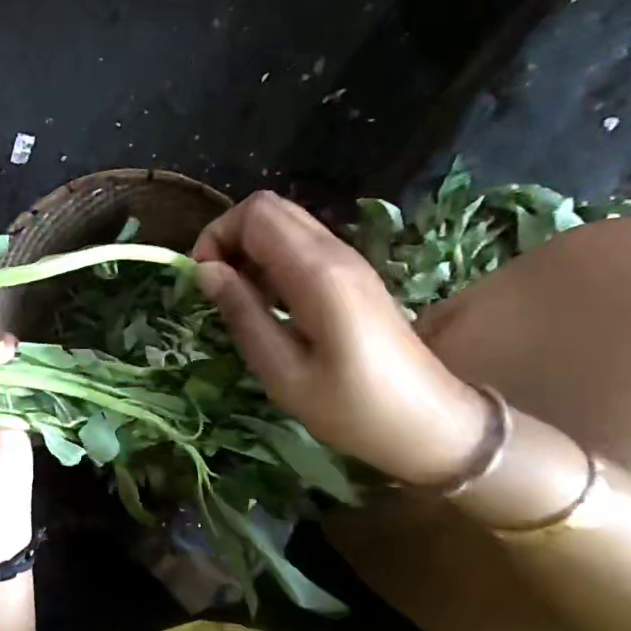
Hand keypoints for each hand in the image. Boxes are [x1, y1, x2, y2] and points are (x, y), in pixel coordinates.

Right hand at [191, 190, 495, 485]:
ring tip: (242, 302)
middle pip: (270, 208)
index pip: (256, 213)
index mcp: (318, 273)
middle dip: (232, 238)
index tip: (204, 282)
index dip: (218, 235)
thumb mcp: (284, 373)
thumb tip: (205, 271)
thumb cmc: (352, 408)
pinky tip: (272, 306)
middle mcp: (336, 252)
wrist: (427, 422)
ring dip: (253, 251)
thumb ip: (243, 315)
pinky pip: (304, 248)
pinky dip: (275, 263)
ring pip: (287, 225)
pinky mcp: (354, 276)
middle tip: (219, 289)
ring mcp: (349, 261)